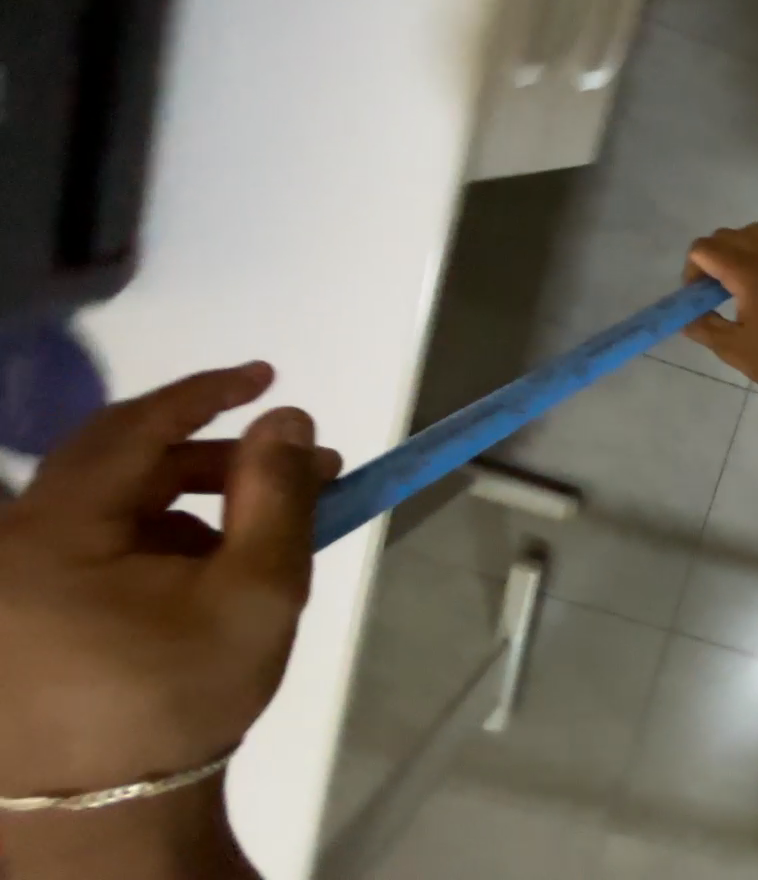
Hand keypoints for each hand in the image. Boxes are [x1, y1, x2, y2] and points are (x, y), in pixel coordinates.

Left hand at [0, 363, 339, 802]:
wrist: (108, 802)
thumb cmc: (188, 684)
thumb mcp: (260, 583)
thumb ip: (277, 492)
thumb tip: (285, 417)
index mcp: (48, 539)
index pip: (128, 432)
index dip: (203, 393)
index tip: (268, 376)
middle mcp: (6, 548)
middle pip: (125, 468)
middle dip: (223, 459)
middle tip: (306, 468)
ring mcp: (5, 582)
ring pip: (114, 506)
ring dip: (200, 499)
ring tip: (273, 523)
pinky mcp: (15, 610)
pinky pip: (95, 544)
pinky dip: (164, 536)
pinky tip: (218, 563)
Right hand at [681, 224, 757, 403]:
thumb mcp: (734, 349)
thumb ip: (704, 327)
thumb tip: (685, 316)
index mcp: (750, 276)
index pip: (706, 248)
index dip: (692, 270)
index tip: (698, 298)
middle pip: (728, 236)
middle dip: (711, 257)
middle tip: (712, 293)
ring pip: (757, 230)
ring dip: (739, 245)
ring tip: (737, 277)